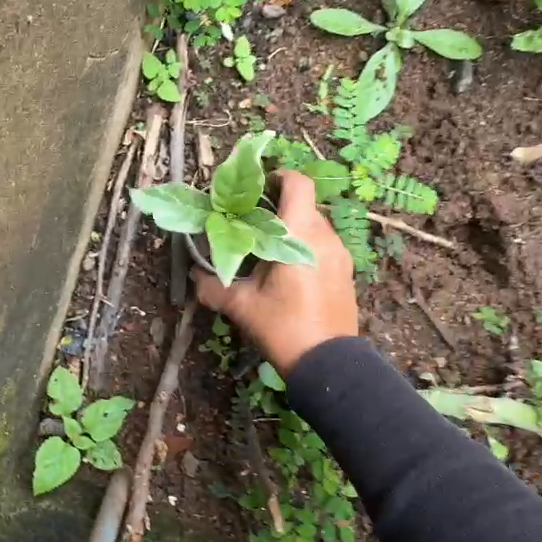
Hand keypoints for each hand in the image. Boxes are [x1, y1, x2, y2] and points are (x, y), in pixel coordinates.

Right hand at [192, 169, 357, 374]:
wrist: (327, 364)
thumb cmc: (283, 327)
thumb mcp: (241, 306)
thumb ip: (214, 286)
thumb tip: (195, 276)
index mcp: (300, 233)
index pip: (298, 184)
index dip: (278, 177)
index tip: (258, 188)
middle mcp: (325, 237)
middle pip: (304, 206)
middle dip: (279, 209)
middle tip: (253, 224)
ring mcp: (340, 256)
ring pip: (315, 228)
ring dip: (292, 231)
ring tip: (268, 253)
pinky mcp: (346, 274)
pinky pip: (324, 248)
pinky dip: (306, 250)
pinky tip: (288, 274)